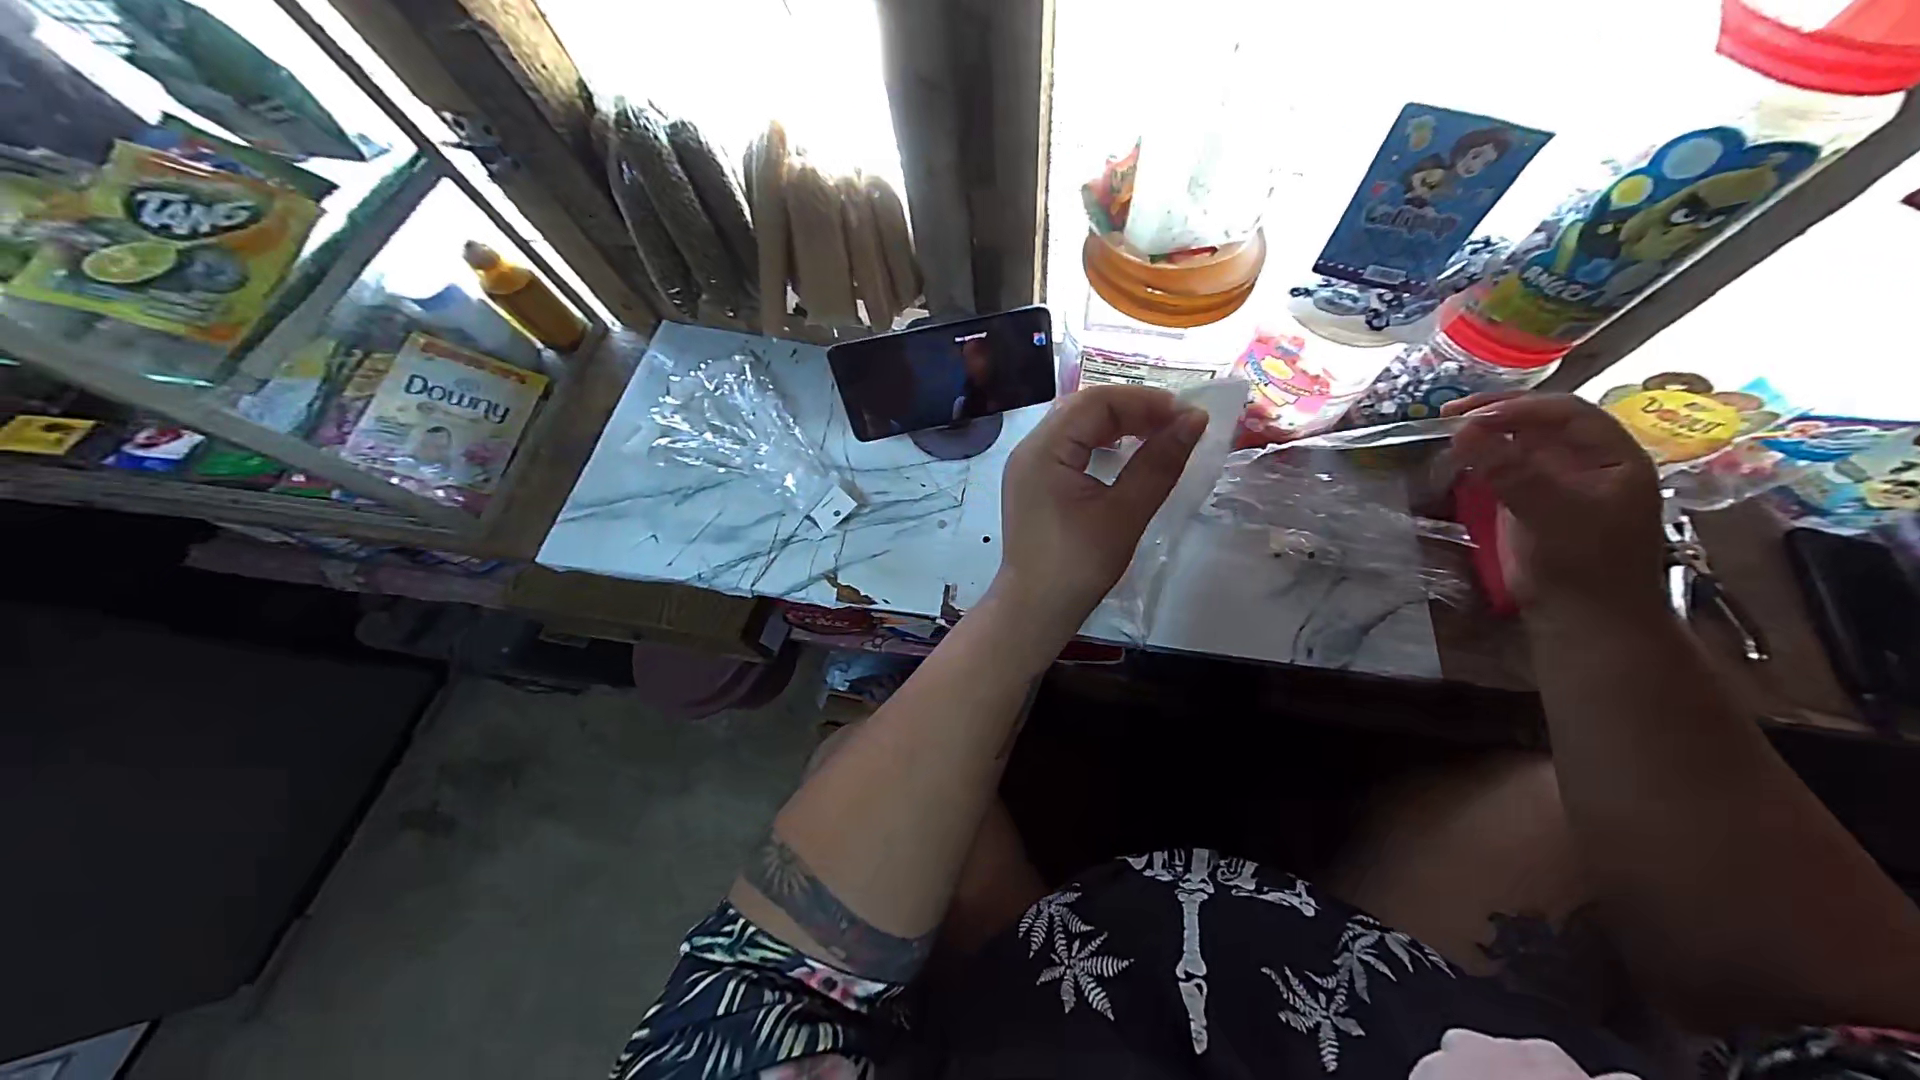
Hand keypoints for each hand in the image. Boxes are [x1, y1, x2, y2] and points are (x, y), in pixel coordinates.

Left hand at [992, 384, 1206, 630]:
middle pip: (1084, 407)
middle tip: (1178, 423)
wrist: (1034, 610)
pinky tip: (1128, 453)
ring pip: (1077, 425)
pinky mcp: (1035, 482)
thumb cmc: (1077, 565)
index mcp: (1043, 449)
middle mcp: (1030, 448)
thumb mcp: (1124, 513)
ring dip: (1119, 424)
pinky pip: (1070, 447)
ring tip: (1160, 434)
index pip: (1095, 402)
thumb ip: (1159, 463)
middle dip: (1133, 409)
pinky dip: (1102, 443)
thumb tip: (1194, 421)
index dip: (1144, 401)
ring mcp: (1029, 465)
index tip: (1187, 416)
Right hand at [1442, 392, 1666, 619]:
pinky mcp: (1530, 500)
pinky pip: (1505, 466)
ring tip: (1445, 430)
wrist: (1584, 617)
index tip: (1470, 417)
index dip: (1517, 408)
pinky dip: (1480, 457)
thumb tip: (1463, 430)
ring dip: (1485, 433)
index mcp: (1612, 455)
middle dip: (1497, 414)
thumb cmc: (1583, 564)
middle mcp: (1586, 461)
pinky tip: (1457, 457)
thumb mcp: (1549, 513)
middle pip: (1540, 422)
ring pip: (1519, 443)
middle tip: (1449, 415)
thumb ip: (1509, 470)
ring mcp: (1557, 480)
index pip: (1565, 413)